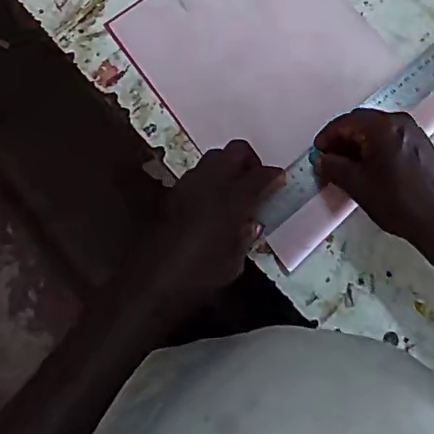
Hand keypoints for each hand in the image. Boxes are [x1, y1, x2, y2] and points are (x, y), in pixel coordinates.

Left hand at [117, 140, 280, 320]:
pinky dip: (210, 179)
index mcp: (231, 198)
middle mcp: (209, 182)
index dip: (273, 176)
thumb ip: (245, 236)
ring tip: (234, 191)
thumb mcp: (233, 263)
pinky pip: (198, 173)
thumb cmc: (199, 277)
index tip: (280, 181)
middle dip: (250, 161)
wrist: (152, 283)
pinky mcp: (173, 192)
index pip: (260, 175)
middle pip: (235, 150)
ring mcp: (188, 184)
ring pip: (214, 157)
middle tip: (256, 182)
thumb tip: (252, 221)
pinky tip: (212, 202)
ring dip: (228, 167)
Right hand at [315, 109, 433, 255]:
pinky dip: (375, 149)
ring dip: (358, 144)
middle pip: (362, 123)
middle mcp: (400, 122)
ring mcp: (414, 133)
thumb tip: (322, 160)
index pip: (346, 122)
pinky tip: (368, 168)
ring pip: (377, 131)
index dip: (328, 136)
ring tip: (346, 167)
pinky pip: (390, 139)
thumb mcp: (357, 185)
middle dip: (342, 139)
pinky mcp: (422, 146)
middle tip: (329, 159)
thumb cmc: (398, 202)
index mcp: (383, 126)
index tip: (318, 151)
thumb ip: (333, 167)